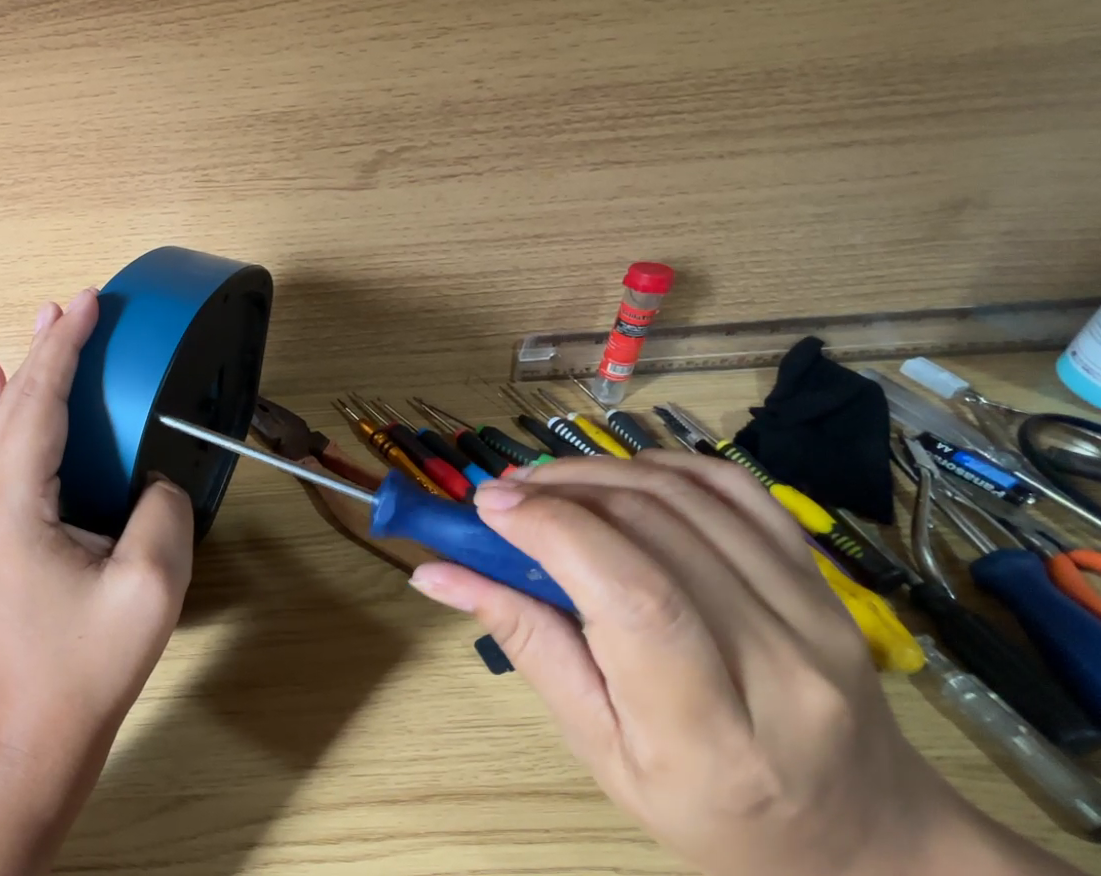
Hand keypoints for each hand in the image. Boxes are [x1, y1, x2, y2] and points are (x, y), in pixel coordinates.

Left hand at [0, 288, 194, 753]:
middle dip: (47, 349)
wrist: (35, 722)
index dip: (65, 349)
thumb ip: (160, 510)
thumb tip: (153, 476)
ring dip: (29, 371)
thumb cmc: (91, 660)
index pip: (38, 404)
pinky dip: (1, 406)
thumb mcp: (151, 587)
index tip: (88, 302)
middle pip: (13, 404)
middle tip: (78, 304)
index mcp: (13, 506)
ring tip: (49, 324)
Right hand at [410, 452, 1075, 875]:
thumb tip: (435, 573)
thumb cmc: (710, 810)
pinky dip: (663, 466)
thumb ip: (526, 646)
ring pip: (692, 497)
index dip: (554, 530)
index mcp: (712, 733)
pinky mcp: (825, 582)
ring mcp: (817, 614)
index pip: (634, 597)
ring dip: (601, 471)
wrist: (862, 832)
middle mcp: (779, 663)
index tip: (489, 506)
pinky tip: (616, 478)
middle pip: (658, 530)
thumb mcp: (601, 749)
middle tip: (501, 494)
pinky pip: (738, 492)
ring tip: (544, 483)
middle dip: (562, 491)